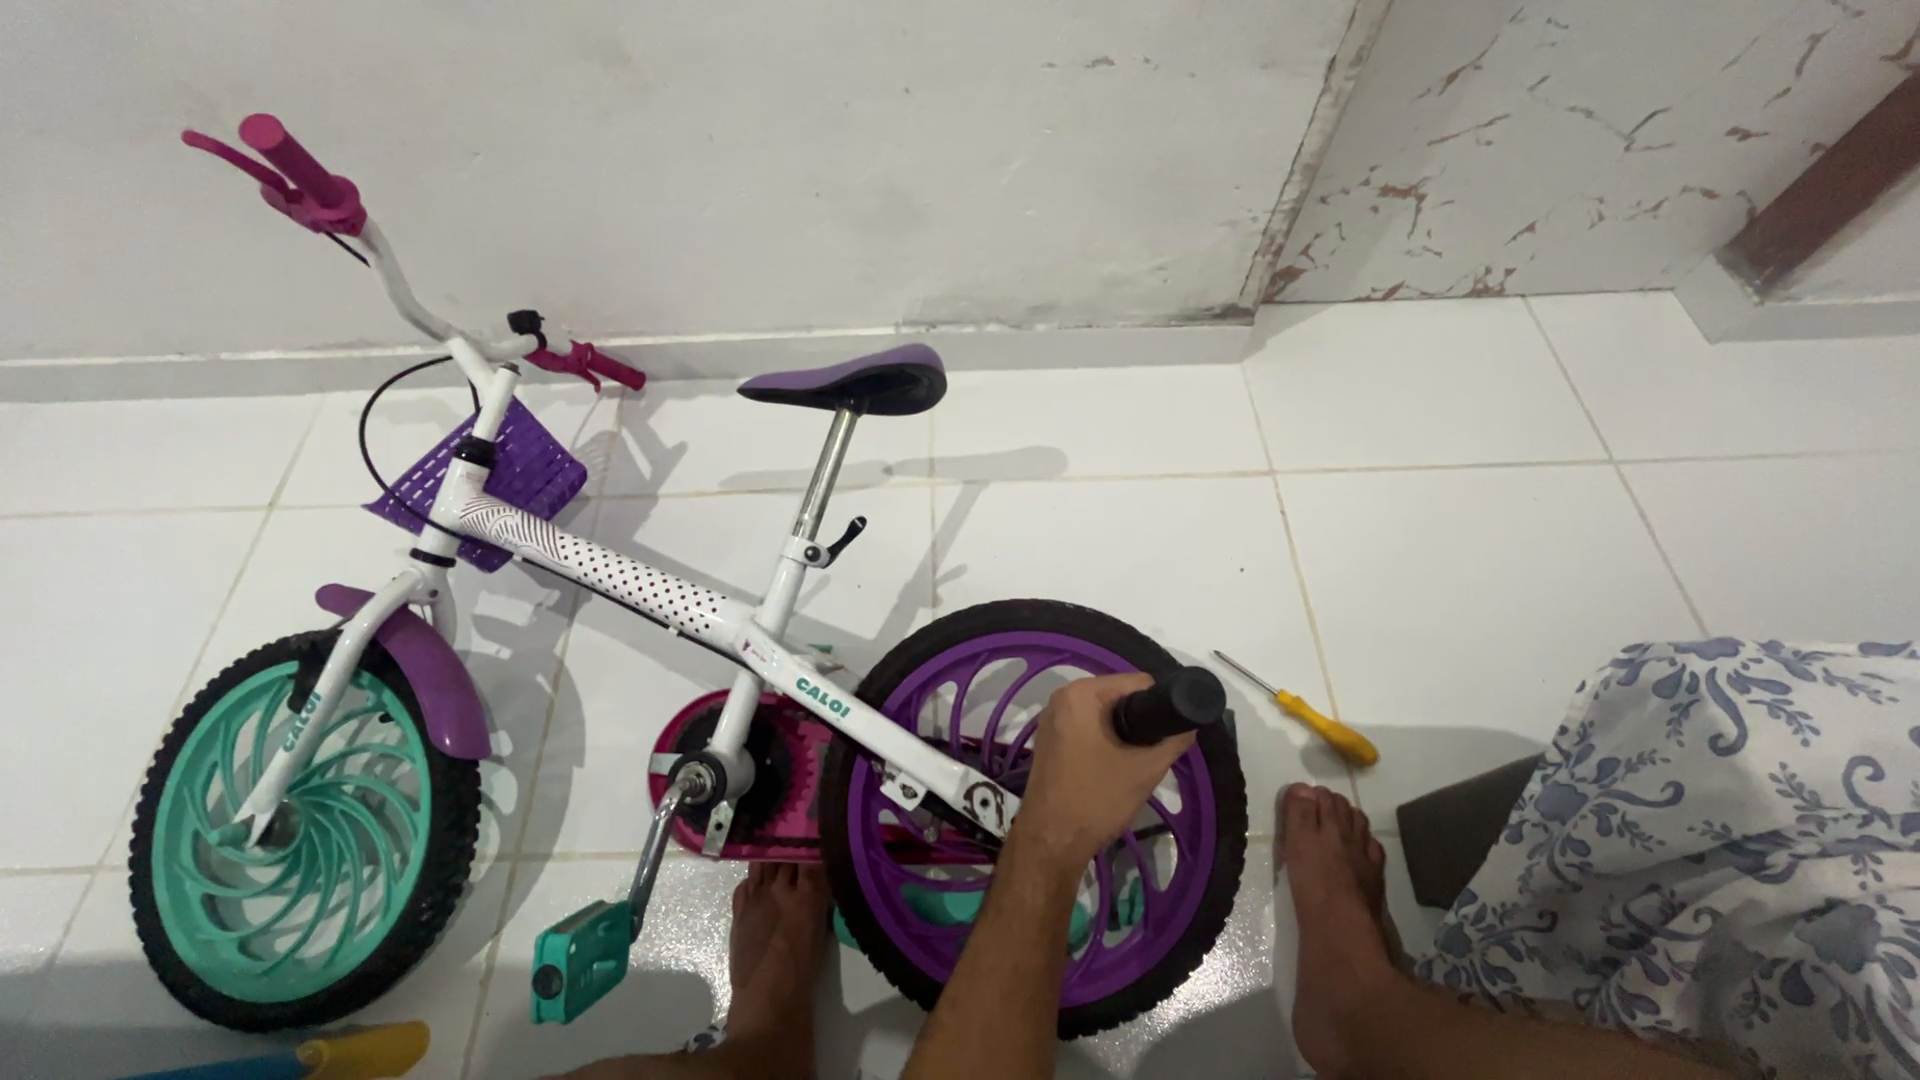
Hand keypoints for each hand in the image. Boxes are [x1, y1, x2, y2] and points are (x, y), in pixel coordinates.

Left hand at [1012, 673, 1195, 871]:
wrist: (1052, 841)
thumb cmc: (1097, 798)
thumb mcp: (1146, 769)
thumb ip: (1174, 740)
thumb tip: (1190, 725)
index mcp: (1082, 693)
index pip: (1138, 683)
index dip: (1161, 704)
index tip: (1172, 730)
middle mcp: (1062, 697)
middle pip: (1119, 697)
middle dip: (1141, 720)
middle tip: (1158, 750)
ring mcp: (1052, 719)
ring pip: (1104, 715)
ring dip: (1124, 733)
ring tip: (1140, 761)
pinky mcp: (1050, 740)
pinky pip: (1088, 729)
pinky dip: (1106, 741)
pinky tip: (1117, 766)